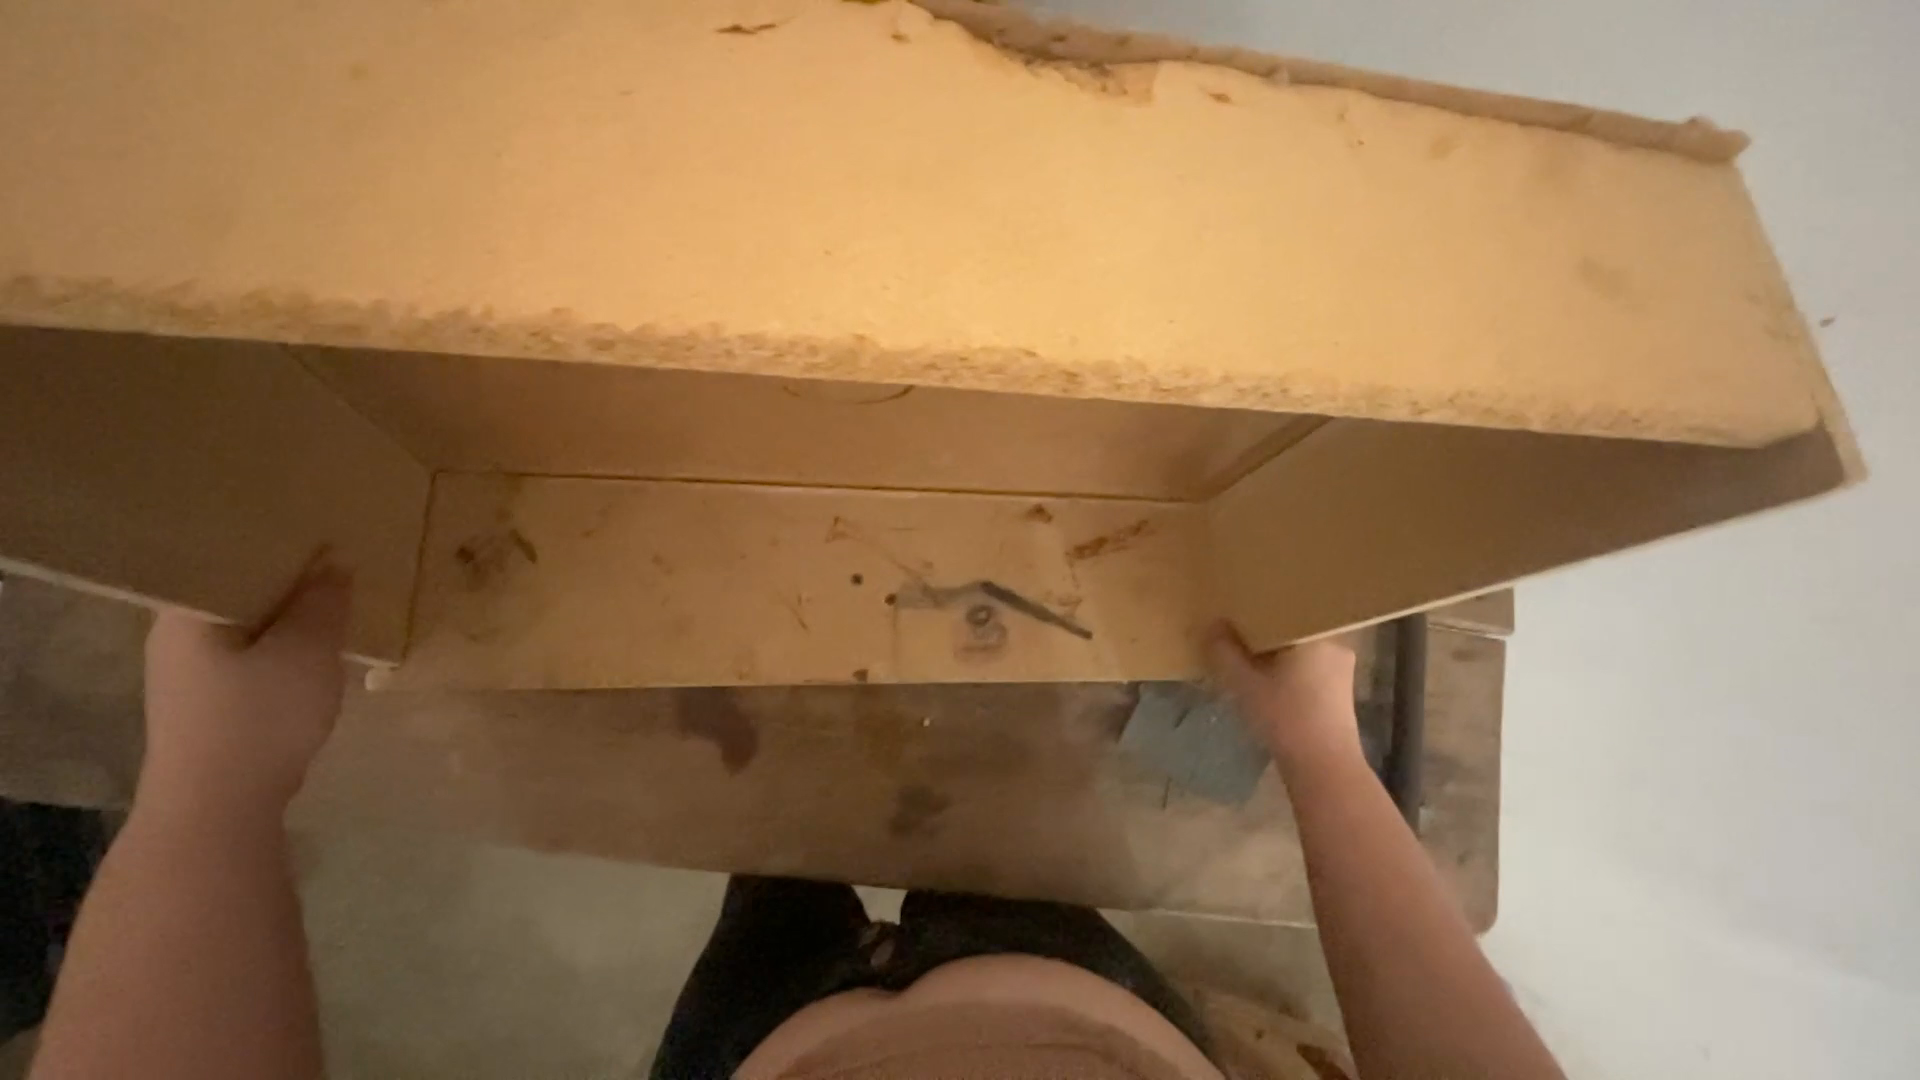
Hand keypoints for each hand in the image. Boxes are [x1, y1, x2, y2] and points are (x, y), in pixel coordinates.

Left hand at [139, 559, 353, 823]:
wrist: (221, 804)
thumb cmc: (261, 716)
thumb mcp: (308, 650)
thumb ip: (324, 602)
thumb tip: (335, 562)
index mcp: (187, 613)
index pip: (231, 557)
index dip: (281, 543)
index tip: (328, 534)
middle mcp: (178, 636)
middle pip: (243, 591)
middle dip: (295, 580)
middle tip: (347, 565)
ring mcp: (191, 672)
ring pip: (253, 626)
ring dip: (296, 617)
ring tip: (343, 605)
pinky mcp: (212, 702)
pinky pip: (256, 655)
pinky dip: (289, 647)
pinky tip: (322, 653)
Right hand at [1205, 619, 1361, 771]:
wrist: (1324, 767)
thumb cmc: (1285, 717)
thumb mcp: (1244, 683)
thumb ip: (1223, 651)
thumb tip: (1211, 623)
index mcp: (1316, 634)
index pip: (1283, 608)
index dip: (1255, 609)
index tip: (1233, 614)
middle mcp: (1335, 645)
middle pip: (1291, 629)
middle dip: (1263, 634)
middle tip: (1234, 637)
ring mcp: (1341, 670)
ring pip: (1300, 650)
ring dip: (1276, 655)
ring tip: (1247, 661)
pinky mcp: (1340, 693)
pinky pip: (1308, 669)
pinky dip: (1288, 671)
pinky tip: (1268, 684)